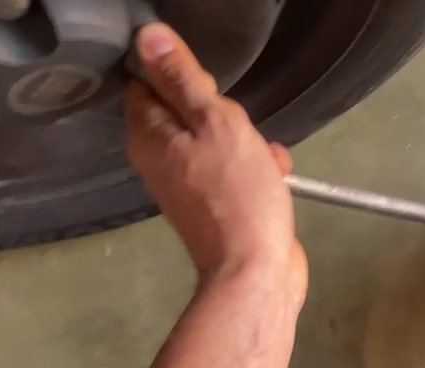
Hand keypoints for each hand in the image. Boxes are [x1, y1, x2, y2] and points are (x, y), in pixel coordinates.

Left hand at [125, 23, 305, 292]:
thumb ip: (184, 79)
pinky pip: (232, 175)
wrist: (256, 274)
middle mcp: (160, 161)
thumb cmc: (239, 197)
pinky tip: (277, 178)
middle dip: (222, 114)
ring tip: (268, 159)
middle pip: (188, 113)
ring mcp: (189, 189)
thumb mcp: (218, 124)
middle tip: (243, 130)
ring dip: (246, 144)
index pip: (151, 81)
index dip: (185, 78)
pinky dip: (254, 172)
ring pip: (216, 144)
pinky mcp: (217, 211)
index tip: (215, 93)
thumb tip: (148, 37)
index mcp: (149, 135)